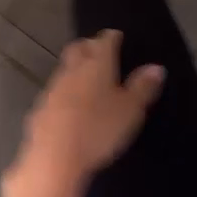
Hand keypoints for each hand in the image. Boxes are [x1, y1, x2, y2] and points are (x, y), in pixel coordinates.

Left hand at [2, 30, 163, 196]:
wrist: (53, 159)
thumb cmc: (98, 129)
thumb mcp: (131, 111)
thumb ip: (143, 87)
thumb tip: (156, 68)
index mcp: (98, 63)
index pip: (105, 40)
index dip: (113, 37)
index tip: (118, 36)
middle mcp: (73, 68)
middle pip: (80, 47)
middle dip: (89, 45)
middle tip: (99, 50)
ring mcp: (53, 88)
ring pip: (65, 69)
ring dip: (75, 69)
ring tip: (86, 80)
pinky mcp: (39, 109)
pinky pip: (54, 92)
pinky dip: (64, 93)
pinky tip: (69, 107)